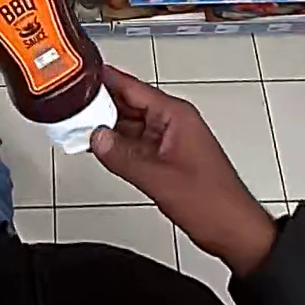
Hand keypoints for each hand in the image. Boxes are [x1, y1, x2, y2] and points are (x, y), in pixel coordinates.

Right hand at [89, 67, 277, 275]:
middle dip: (100, 102)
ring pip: (129, 122)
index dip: (106, 78)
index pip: (133, 86)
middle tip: (68, 101)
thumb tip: (95, 138)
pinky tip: (96, 145)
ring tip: (75, 122)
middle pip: (128, 102)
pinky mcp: (165, 155)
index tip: (81, 71)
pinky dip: (116, 142)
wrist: (235, 232)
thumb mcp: (159, 179)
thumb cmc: (212, 202)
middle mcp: (171, 121)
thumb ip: (123, 156)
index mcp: (175, 115)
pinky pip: (134, 141)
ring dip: (106, 124)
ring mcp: (168, 138)